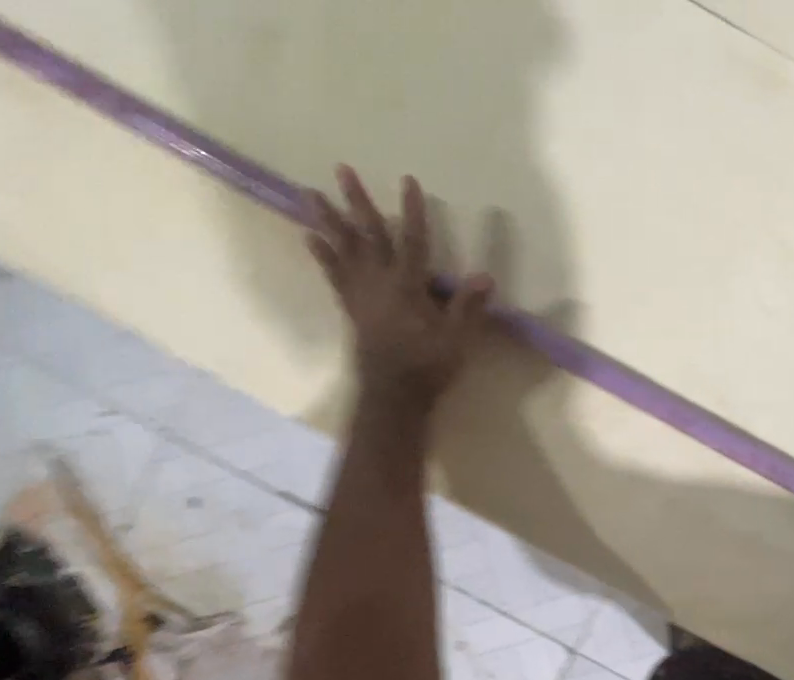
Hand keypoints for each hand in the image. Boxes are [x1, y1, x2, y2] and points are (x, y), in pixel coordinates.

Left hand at [306, 167, 494, 415]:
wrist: (392, 396)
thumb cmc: (427, 367)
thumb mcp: (456, 339)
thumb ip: (467, 307)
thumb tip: (484, 277)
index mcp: (408, 287)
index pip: (413, 241)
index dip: (412, 211)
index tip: (408, 180)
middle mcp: (380, 283)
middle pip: (368, 235)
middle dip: (356, 202)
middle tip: (341, 170)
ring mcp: (361, 294)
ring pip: (342, 250)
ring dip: (327, 220)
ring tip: (308, 193)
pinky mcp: (351, 307)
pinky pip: (333, 275)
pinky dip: (322, 255)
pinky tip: (309, 237)